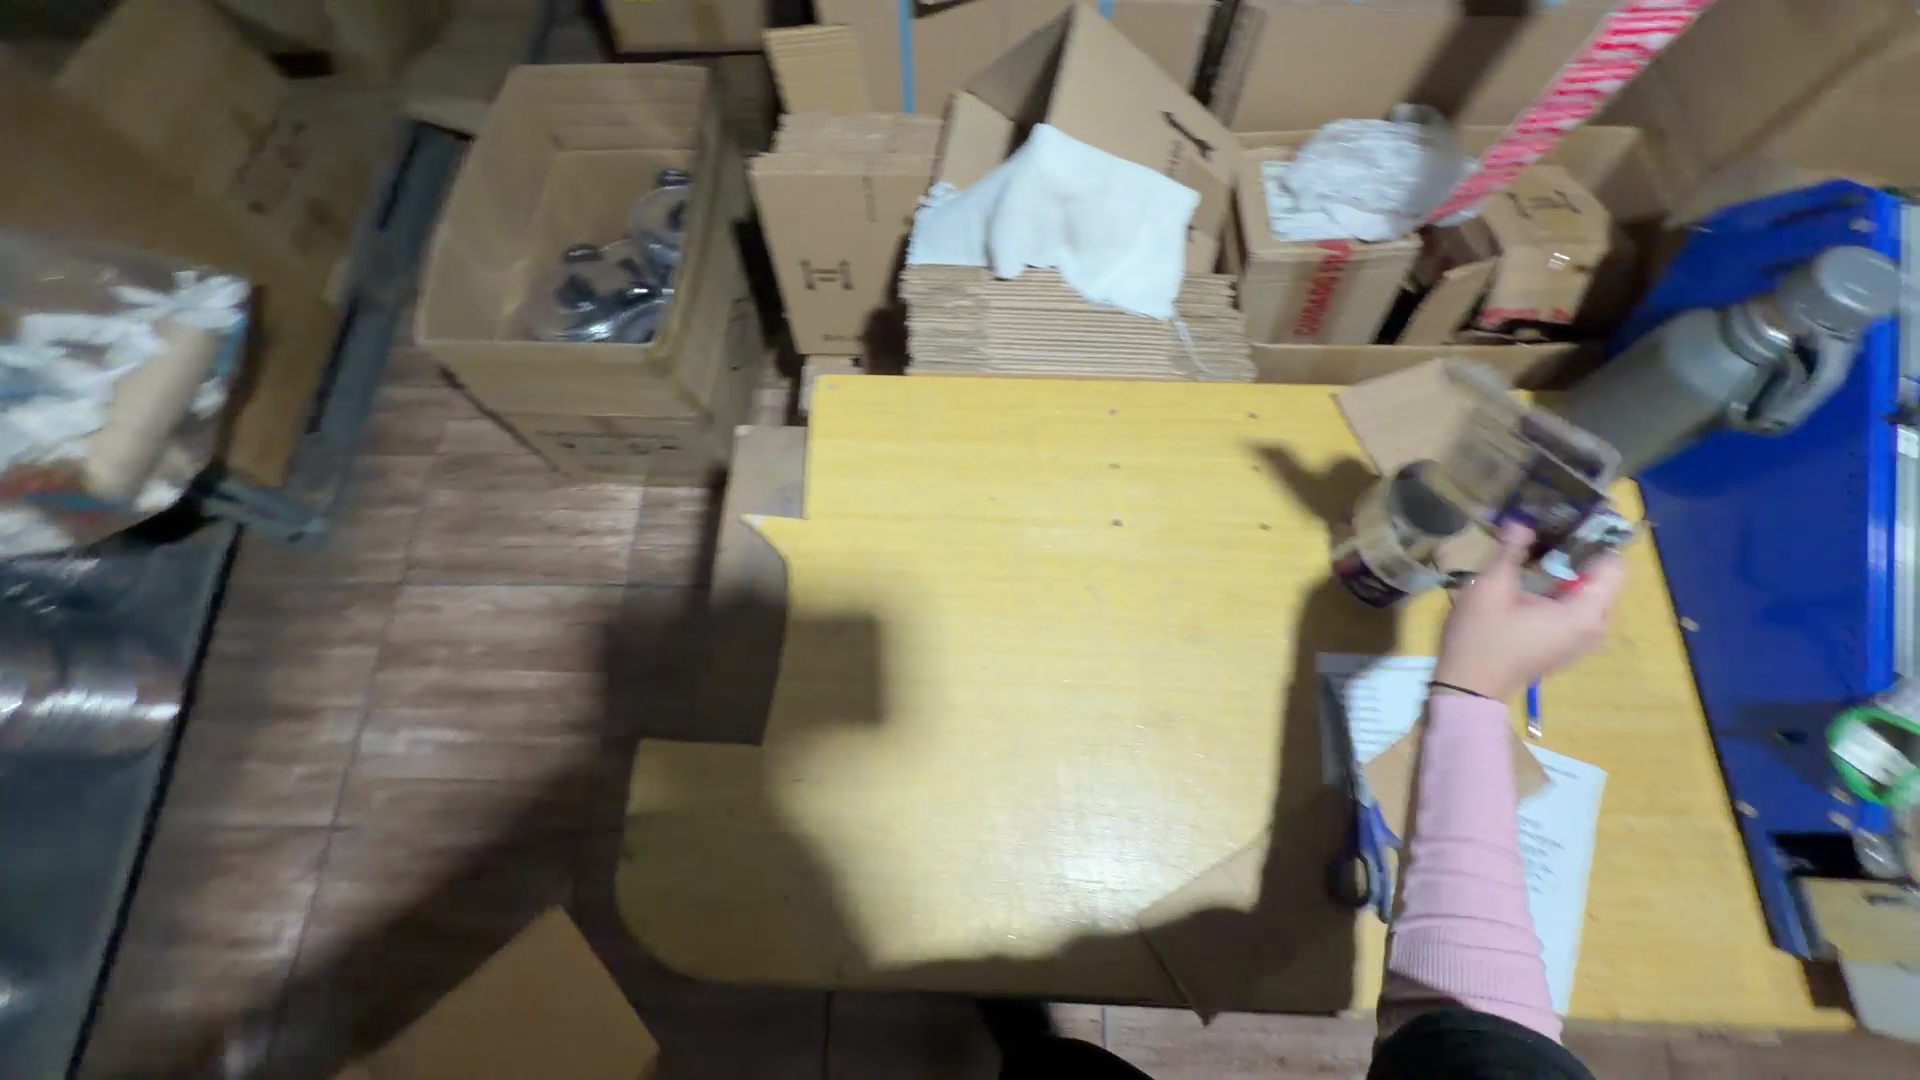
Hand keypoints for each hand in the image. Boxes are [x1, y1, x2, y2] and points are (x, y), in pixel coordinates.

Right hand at [1432, 522, 1627, 700]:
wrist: (1469, 685)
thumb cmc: (1481, 636)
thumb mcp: (1490, 588)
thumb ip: (1511, 552)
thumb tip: (1521, 521)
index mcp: (1585, 612)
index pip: (1613, 565)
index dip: (1593, 540)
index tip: (1565, 523)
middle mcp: (1596, 627)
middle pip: (1602, 580)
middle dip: (1577, 556)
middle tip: (1543, 536)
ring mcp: (1583, 641)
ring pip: (1589, 596)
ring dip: (1567, 575)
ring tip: (1534, 558)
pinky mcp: (1567, 647)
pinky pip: (1577, 612)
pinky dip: (1561, 595)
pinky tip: (1530, 587)